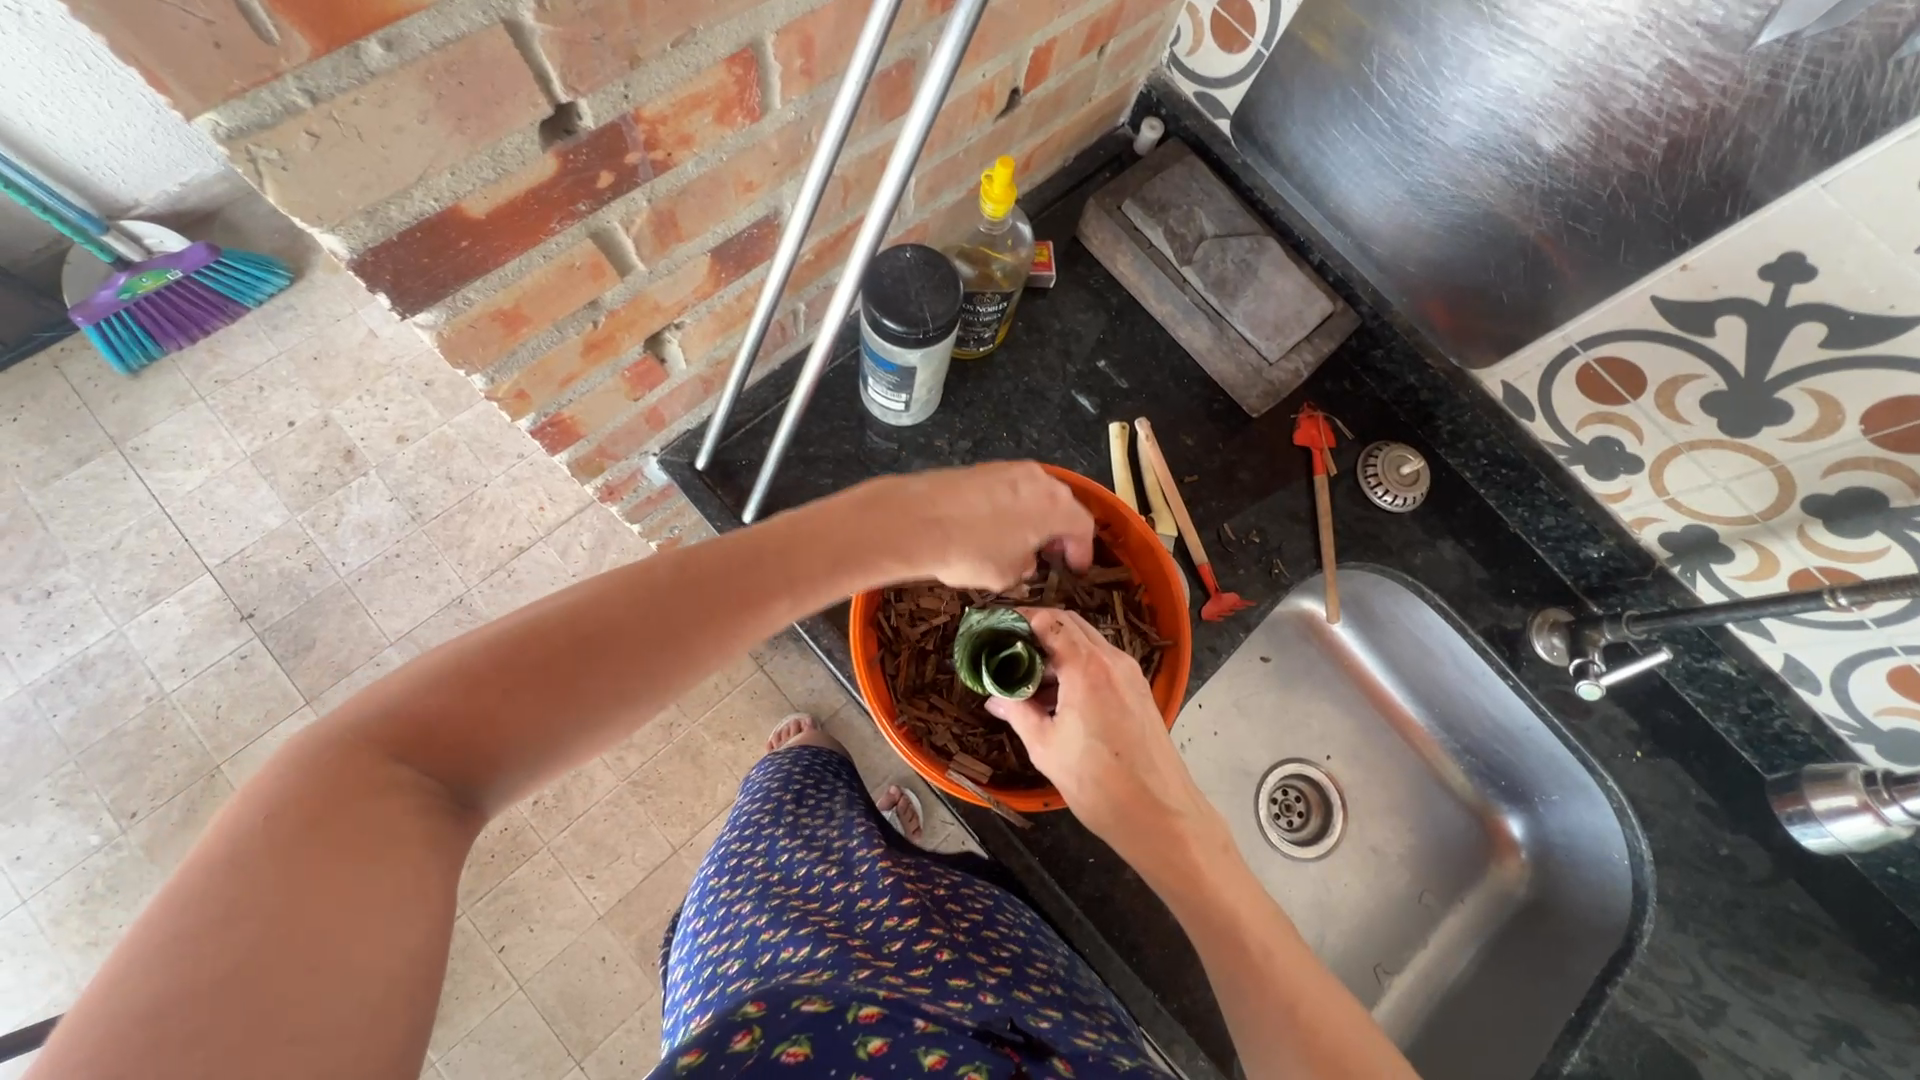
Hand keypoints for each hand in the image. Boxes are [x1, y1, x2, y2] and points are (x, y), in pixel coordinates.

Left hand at [849, 463, 1094, 589]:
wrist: (916, 519)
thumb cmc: (971, 552)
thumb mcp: (1007, 574)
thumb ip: (1025, 567)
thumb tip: (1024, 560)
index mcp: (1057, 506)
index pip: (1083, 527)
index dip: (1081, 551)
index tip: (1074, 568)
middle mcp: (1039, 480)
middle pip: (1060, 505)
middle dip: (1058, 531)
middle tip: (1051, 555)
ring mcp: (1008, 469)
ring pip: (1033, 495)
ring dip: (1033, 518)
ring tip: (1020, 542)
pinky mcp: (981, 468)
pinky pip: (1007, 490)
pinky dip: (1009, 509)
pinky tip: (992, 528)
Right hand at [986, 609, 1219, 865]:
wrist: (1160, 815)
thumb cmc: (1098, 783)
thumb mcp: (1045, 747)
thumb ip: (1018, 713)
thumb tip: (994, 699)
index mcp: (1086, 667)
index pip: (1050, 620)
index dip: (1020, 617)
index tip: (996, 625)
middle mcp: (1112, 661)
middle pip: (1070, 624)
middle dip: (1038, 629)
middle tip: (1007, 646)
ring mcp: (1130, 675)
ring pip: (1088, 644)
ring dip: (1058, 650)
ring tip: (1027, 676)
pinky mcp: (1139, 692)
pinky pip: (1102, 664)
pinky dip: (1077, 667)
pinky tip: (1057, 695)